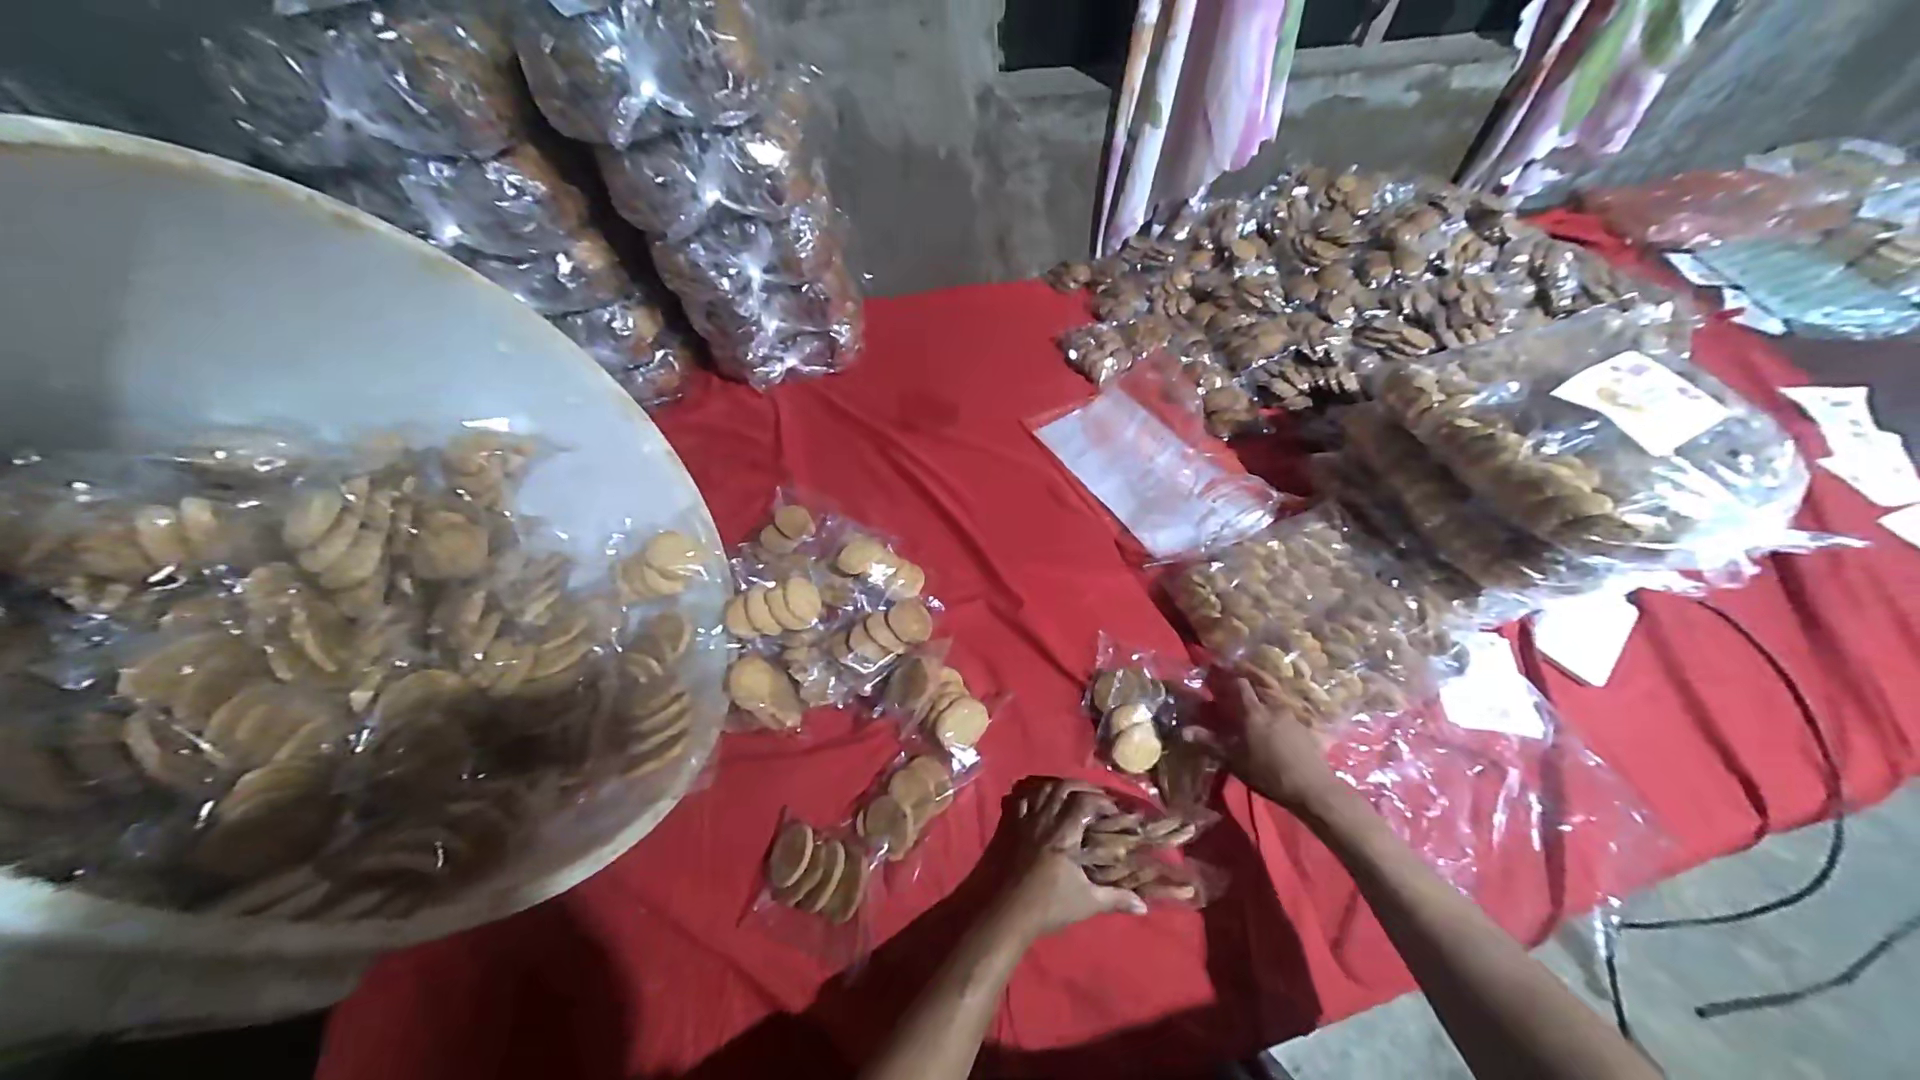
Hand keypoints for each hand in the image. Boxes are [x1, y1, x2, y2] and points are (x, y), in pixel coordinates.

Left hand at [991, 779, 1146, 941]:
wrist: (1004, 913)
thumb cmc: (1046, 906)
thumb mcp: (1086, 903)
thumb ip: (1116, 899)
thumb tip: (1144, 906)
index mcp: (1062, 833)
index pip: (1084, 801)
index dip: (1101, 801)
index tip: (1114, 810)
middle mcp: (1042, 819)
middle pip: (1062, 787)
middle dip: (1082, 788)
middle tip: (1096, 799)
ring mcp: (1021, 820)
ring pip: (1040, 790)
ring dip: (1057, 788)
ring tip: (1070, 797)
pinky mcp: (1006, 826)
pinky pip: (1018, 799)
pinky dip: (1030, 794)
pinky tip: (1038, 802)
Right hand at [1190, 675, 1347, 814]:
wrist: (1313, 788)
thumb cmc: (1269, 774)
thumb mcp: (1235, 761)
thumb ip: (1210, 743)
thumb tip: (1184, 731)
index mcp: (1253, 712)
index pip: (1239, 684)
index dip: (1226, 674)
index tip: (1215, 669)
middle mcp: (1273, 707)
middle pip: (1261, 680)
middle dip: (1246, 672)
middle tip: (1234, 667)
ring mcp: (1291, 715)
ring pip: (1275, 691)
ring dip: (1263, 684)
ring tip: (1254, 683)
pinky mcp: (1305, 726)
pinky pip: (1287, 704)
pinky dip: (1277, 700)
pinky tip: (1274, 709)